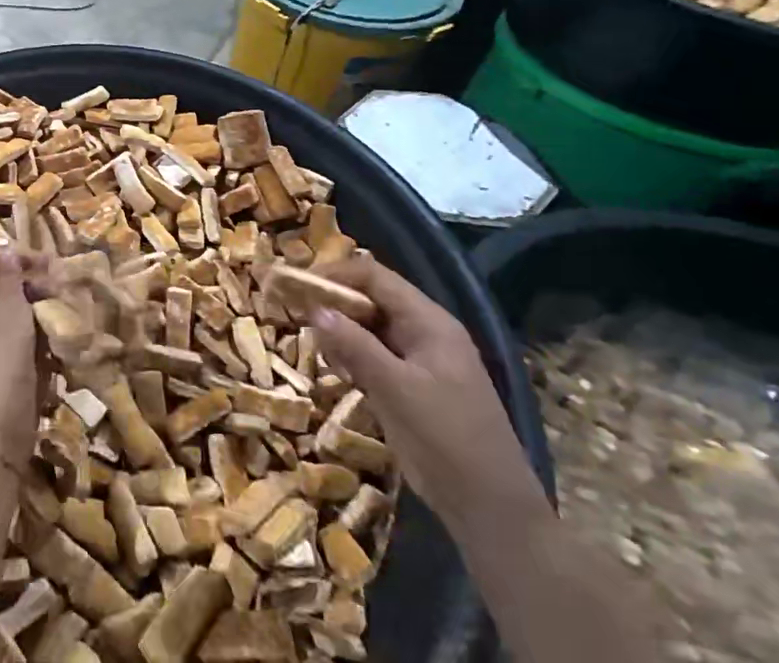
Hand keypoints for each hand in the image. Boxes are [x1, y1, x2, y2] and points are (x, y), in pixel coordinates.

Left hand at [0, 247, 51, 455]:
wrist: (7, 402)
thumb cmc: (5, 344)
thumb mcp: (8, 301)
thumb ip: (10, 275)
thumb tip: (6, 247)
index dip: (21, 259)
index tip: (50, 259)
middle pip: (14, 289)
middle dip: (38, 282)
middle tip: (63, 280)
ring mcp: (5, 338)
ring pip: (27, 312)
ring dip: (47, 305)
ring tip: (71, 299)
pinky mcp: (20, 359)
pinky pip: (36, 336)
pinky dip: (50, 329)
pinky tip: (67, 326)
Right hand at [308, 255, 550, 532]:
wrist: (487, 504)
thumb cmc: (447, 438)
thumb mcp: (396, 388)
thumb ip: (354, 346)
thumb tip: (314, 308)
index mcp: (429, 323)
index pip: (375, 277)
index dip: (334, 274)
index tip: (295, 286)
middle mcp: (423, 332)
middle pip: (370, 298)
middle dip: (331, 300)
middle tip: (291, 311)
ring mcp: (417, 359)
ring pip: (368, 326)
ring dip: (337, 328)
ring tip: (309, 341)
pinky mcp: (408, 383)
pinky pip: (371, 353)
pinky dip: (348, 353)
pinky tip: (332, 367)